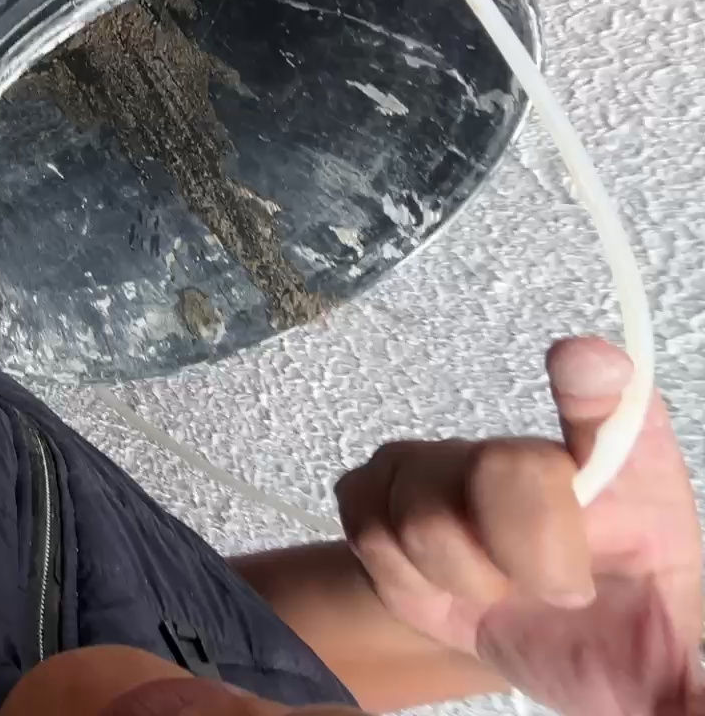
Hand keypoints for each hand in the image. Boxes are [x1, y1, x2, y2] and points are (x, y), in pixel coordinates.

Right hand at [337, 338, 700, 715]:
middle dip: (525, 551)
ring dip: (459, 577)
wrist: (549, 659)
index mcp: (629, 495)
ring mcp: (433, 470)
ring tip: (492, 594)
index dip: (600, 390)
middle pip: (500, 467)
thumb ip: (702, 672)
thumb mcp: (701, 677)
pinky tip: (438, 584)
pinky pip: (365, 527)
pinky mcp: (371, 493)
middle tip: (556, 593)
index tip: (586, 359)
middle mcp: (520, 460)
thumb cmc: (642, 655)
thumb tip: (696, 616)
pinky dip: (402, 576)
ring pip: (418, 511)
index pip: (620, 427)